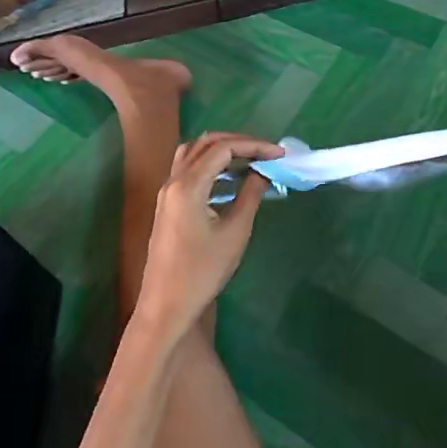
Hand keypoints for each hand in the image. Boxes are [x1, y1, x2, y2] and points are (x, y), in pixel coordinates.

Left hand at [136, 133, 281, 335]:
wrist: (166, 304)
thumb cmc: (202, 271)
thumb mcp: (235, 232)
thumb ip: (250, 195)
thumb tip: (262, 171)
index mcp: (188, 185)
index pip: (222, 148)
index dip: (253, 145)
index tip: (280, 155)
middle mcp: (173, 181)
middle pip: (206, 144)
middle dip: (238, 143)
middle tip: (267, 154)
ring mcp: (167, 192)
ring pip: (194, 154)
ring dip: (222, 151)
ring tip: (251, 161)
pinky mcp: (167, 204)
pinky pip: (188, 170)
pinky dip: (211, 165)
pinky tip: (231, 180)